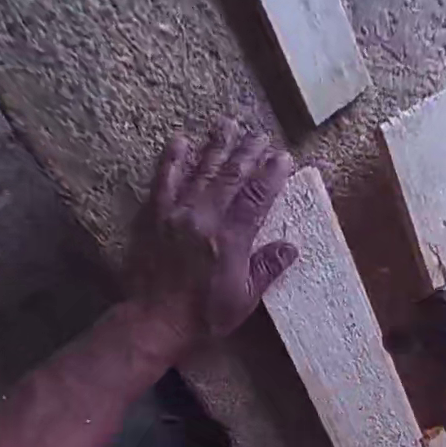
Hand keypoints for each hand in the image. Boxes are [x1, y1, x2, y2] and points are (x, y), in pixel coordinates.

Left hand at [121, 119, 298, 358]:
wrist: (156, 322)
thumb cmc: (203, 316)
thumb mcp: (243, 299)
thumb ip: (266, 269)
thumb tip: (291, 247)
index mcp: (230, 240)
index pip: (256, 198)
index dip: (272, 175)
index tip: (283, 157)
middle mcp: (205, 219)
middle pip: (230, 177)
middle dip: (247, 152)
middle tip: (259, 134)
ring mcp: (177, 215)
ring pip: (200, 171)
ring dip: (215, 146)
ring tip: (227, 124)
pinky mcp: (154, 218)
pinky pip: (164, 181)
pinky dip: (172, 160)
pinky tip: (180, 141)